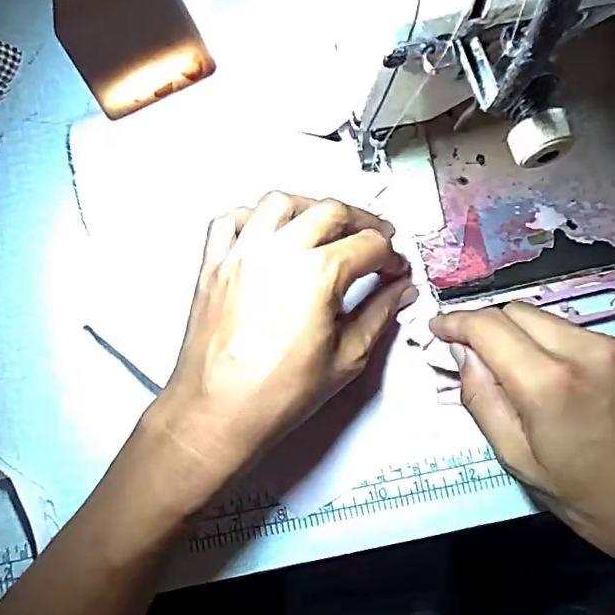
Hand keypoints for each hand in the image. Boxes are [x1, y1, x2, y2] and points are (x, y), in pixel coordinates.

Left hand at [152, 192, 415, 487]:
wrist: (218, 412)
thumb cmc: (278, 393)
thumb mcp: (347, 357)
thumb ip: (379, 315)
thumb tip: (399, 292)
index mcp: (318, 274)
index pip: (369, 245)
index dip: (391, 256)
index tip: (395, 270)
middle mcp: (279, 251)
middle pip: (331, 212)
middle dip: (362, 222)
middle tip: (375, 240)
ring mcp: (242, 253)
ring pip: (281, 202)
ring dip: (311, 208)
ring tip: (326, 226)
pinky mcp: (214, 264)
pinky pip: (231, 220)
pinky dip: (255, 217)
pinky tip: (271, 233)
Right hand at [429, 302, 614, 614]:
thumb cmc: (609, 510)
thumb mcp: (531, 470)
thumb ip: (487, 406)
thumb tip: (464, 360)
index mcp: (550, 383)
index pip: (487, 326)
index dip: (455, 322)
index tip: (438, 330)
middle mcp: (585, 349)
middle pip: (518, 311)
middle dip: (488, 327)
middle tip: (473, 358)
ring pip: (551, 321)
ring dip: (524, 337)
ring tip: (519, 378)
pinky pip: (583, 336)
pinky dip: (558, 348)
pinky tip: (565, 386)